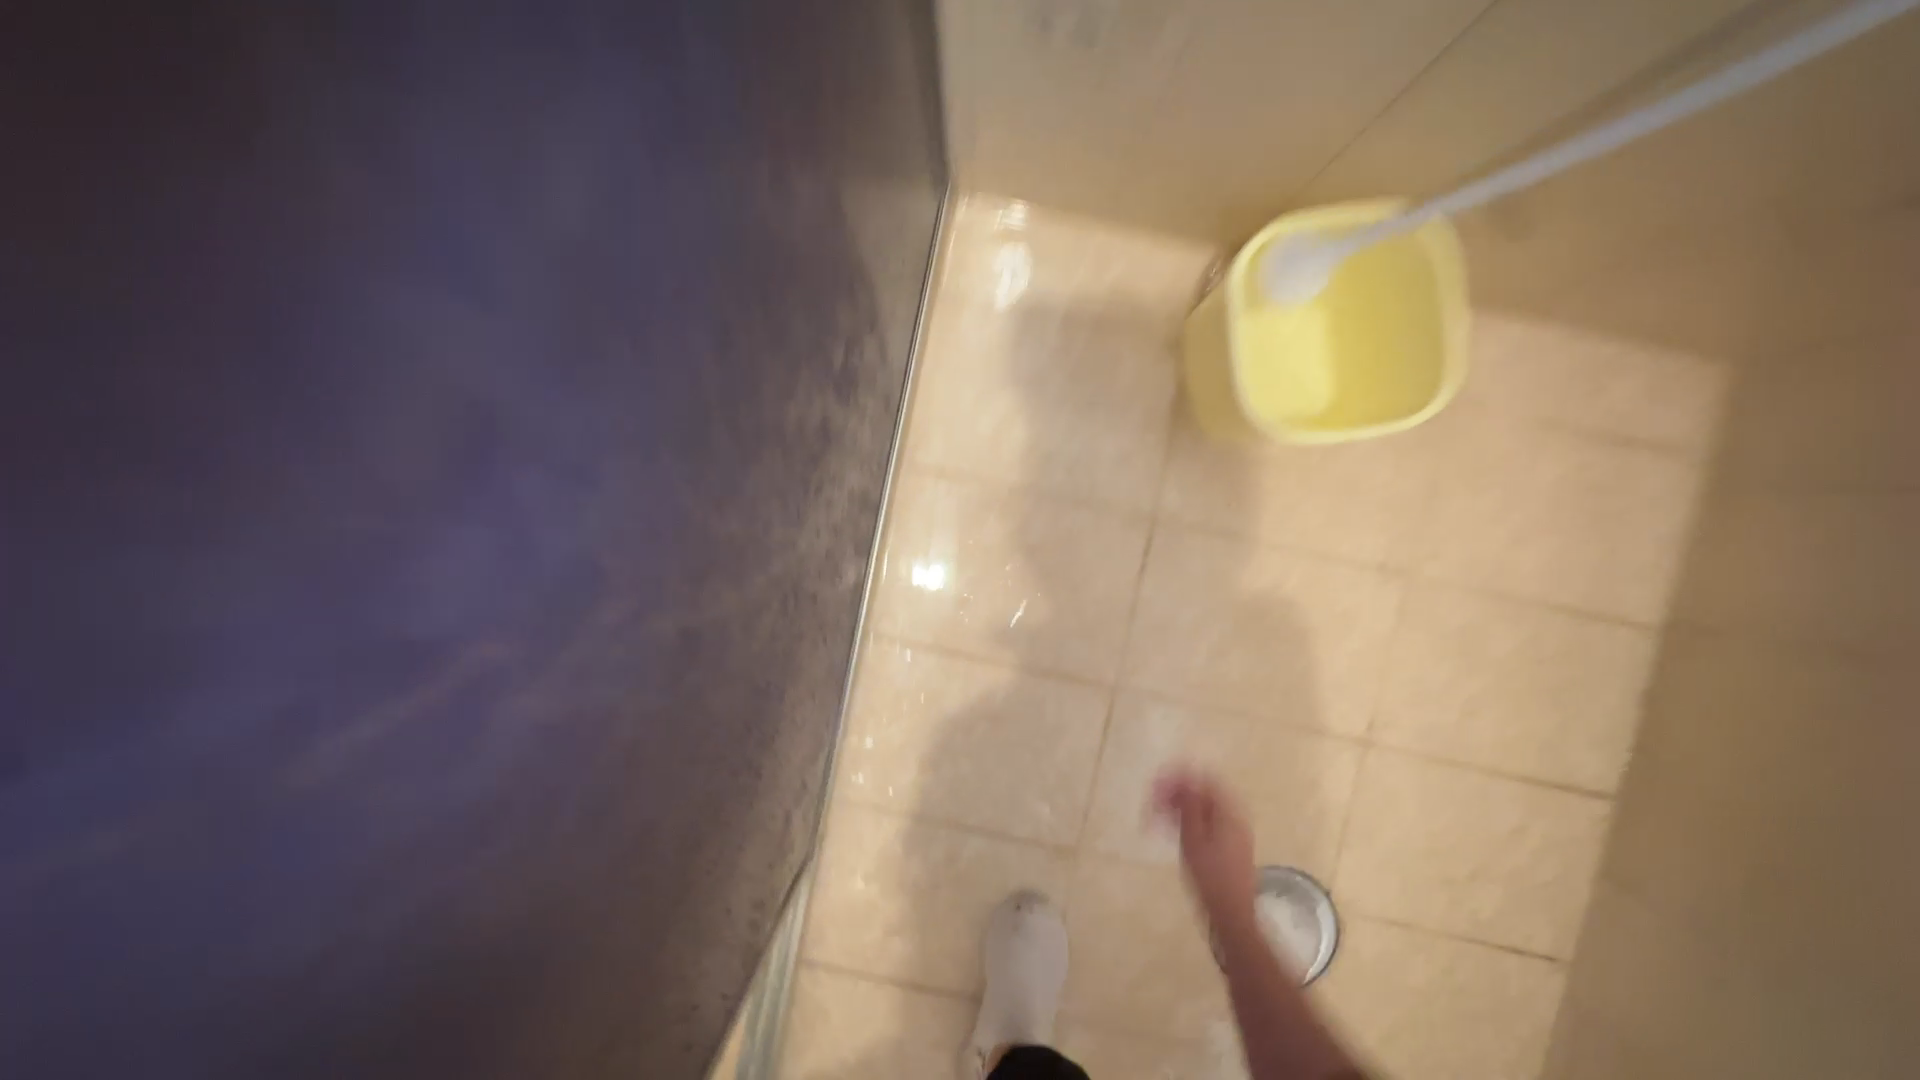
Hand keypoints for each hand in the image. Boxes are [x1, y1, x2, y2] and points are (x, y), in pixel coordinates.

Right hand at [1151, 768, 1257, 930]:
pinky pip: (1204, 823)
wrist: (1231, 914)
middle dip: (1175, 793)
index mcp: (1229, 811)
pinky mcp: (1226, 846)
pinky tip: (1168, 830)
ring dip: (1177, 807)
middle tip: (1151, 802)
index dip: (1179, 776)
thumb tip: (1182, 781)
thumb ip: (1188, 808)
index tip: (1155, 782)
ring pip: (1201, 809)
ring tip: (1154, 817)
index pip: (1204, 780)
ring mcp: (1232, 832)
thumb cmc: (1211, 878)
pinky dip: (1185, 821)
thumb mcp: (1194, 839)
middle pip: (1202, 793)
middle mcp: (1234, 817)